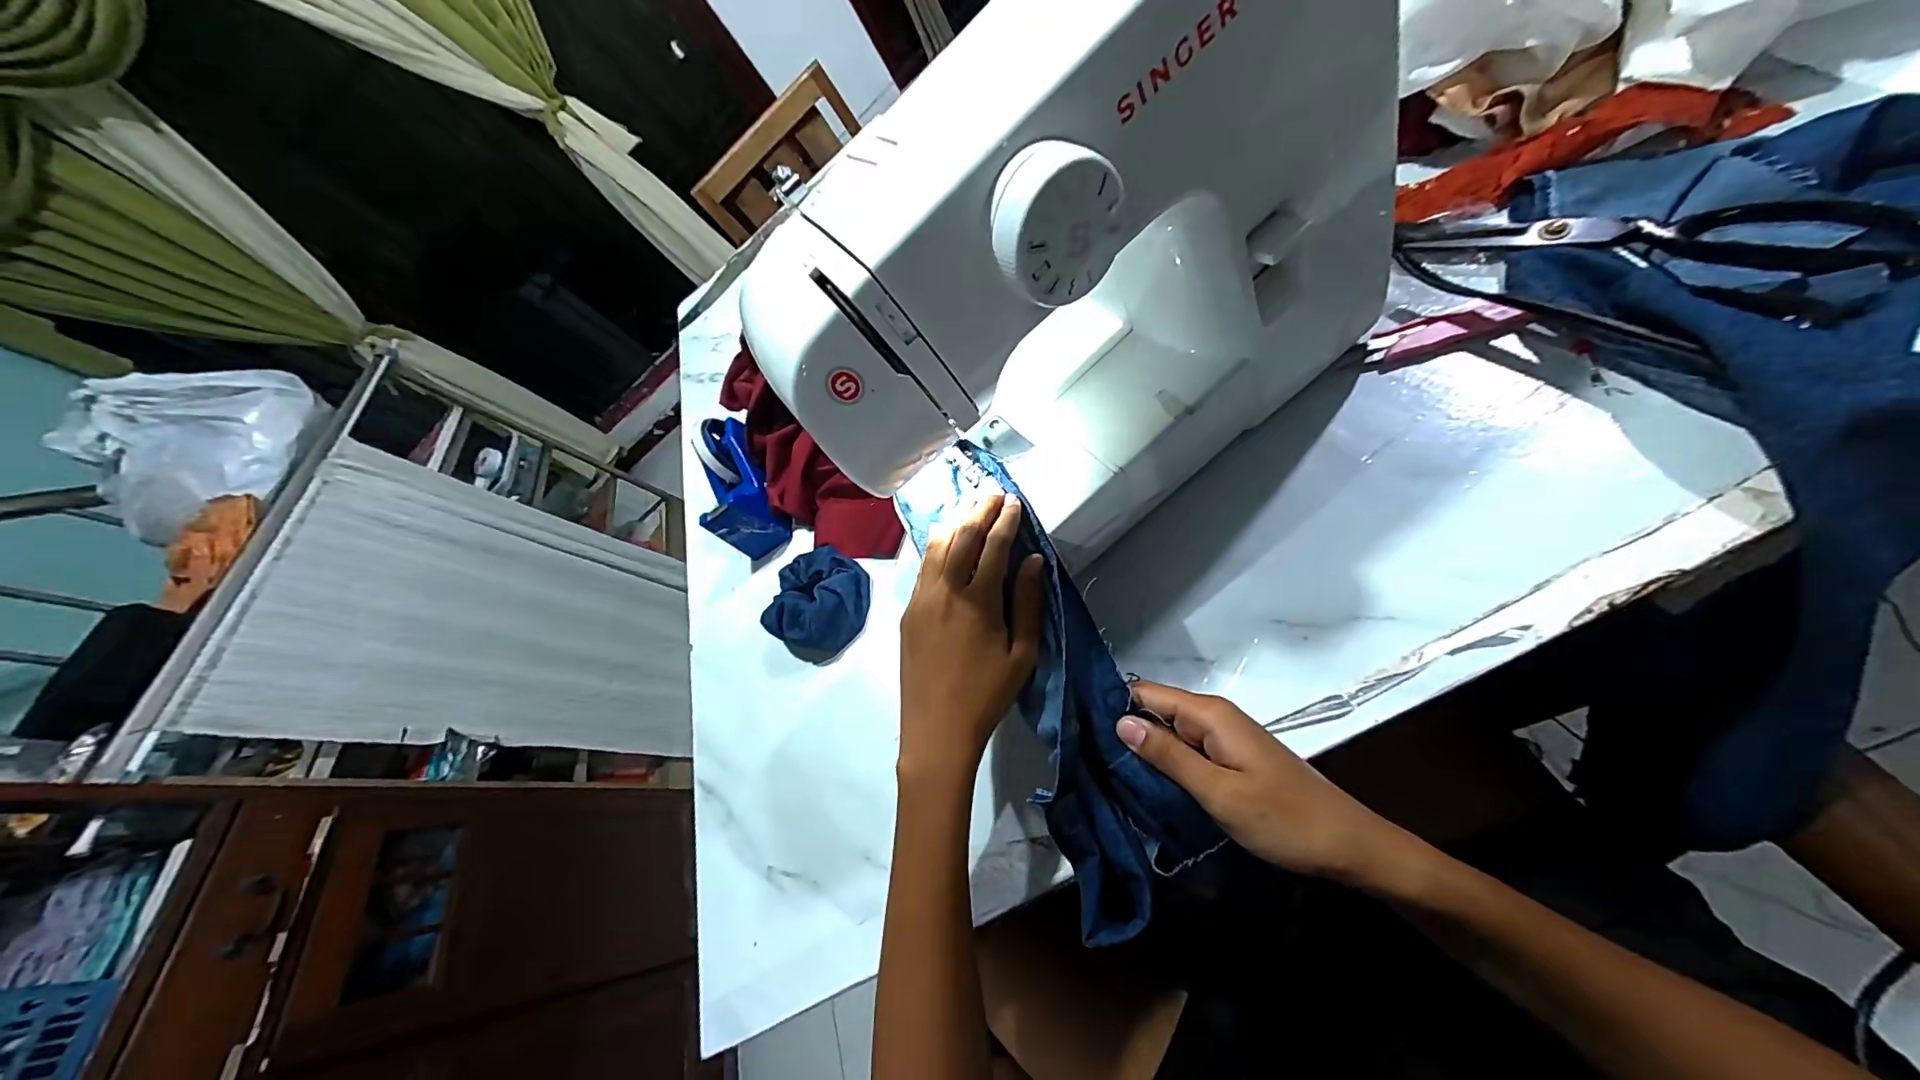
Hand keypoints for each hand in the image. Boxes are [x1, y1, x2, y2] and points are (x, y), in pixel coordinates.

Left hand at [899, 494, 1043, 786]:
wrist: (935, 730)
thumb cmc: (987, 695)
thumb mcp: (1022, 654)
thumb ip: (1029, 603)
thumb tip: (1033, 560)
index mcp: (978, 601)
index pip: (993, 546)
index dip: (1005, 520)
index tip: (1014, 502)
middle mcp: (945, 591)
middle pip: (961, 537)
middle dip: (979, 511)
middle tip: (994, 494)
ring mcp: (920, 600)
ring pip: (936, 547)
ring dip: (955, 524)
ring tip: (970, 510)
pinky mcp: (907, 612)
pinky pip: (923, 568)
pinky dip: (937, 547)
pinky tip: (946, 542)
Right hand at [1117, 681, 1420, 890]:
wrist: (1350, 847)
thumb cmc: (1284, 820)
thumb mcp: (1219, 792)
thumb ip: (1169, 756)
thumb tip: (1120, 722)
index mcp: (1209, 715)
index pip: (1145, 693)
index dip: (1112, 707)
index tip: (1078, 730)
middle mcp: (1214, 717)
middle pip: (1154, 711)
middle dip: (1124, 733)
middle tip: (1088, 763)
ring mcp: (1223, 739)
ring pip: (1168, 734)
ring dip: (1143, 752)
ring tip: (1107, 776)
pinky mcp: (1229, 759)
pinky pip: (1186, 752)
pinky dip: (1165, 766)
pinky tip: (1146, 786)